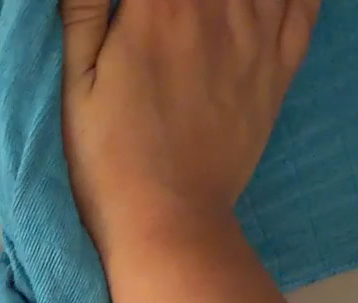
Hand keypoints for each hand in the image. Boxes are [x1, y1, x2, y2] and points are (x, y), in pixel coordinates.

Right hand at [61, 0, 318, 270]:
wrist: (167, 224)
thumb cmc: (108, 162)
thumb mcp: (76, 89)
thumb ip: (84, 13)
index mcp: (161, 3)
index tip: (138, 4)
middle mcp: (219, 3)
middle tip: (168, 14)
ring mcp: (258, 32)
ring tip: (205, 12)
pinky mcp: (280, 65)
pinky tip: (261, 3)